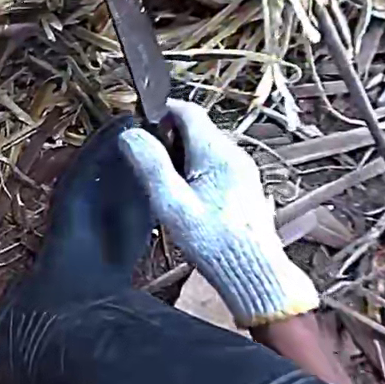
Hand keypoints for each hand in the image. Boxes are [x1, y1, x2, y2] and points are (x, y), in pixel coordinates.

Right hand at [118, 100, 318, 326]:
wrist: (254, 274)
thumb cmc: (212, 240)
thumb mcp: (171, 202)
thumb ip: (151, 164)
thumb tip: (130, 133)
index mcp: (217, 152)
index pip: (188, 110)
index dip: (161, 110)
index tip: (139, 124)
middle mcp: (235, 154)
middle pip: (196, 127)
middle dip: (168, 133)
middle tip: (144, 156)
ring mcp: (243, 170)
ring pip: (205, 145)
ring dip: (180, 152)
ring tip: (161, 179)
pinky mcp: (245, 185)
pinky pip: (215, 162)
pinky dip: (195, 167)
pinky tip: (184, 193)